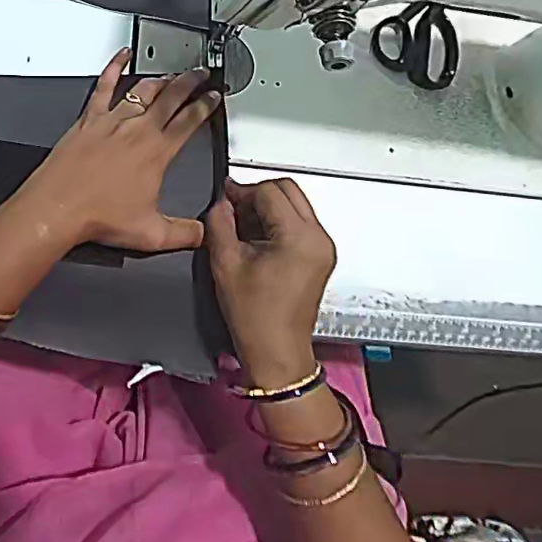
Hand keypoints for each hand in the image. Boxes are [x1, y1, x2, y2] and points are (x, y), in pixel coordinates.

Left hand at [9, 49, 220, 252]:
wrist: (58, 208)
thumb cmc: (97, 215)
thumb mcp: (151, 233)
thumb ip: (183, 233)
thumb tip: (200, 234)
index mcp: (156, 152)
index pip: (189, 121)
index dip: (206, 106)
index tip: (213, 97)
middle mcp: (136, 130)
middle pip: (171, 97)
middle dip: (190, 82)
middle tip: (201, 74)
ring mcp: (111, 120)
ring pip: (143, 89)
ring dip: (162, 78)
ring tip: (172, 74)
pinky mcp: (89, 119)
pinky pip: (104, 85)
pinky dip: (115, 67)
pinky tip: (122, 57)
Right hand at [207, 177, 336, 381]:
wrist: (276, 351)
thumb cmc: (256, 317)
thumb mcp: (225, 263)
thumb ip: (219, 223)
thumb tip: (221, 202)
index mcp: (300, 238)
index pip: (270, 192)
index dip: (242, 191)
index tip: (224, 198)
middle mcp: (319, 239)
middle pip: (288, 191)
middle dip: (257, 194)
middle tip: (232, 207)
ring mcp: (322, 248)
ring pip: (294, 204)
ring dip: (267, 207)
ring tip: (241, 225)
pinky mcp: (319, 256)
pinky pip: (298, 223)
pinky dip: (276, 222)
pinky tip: (254, 238)